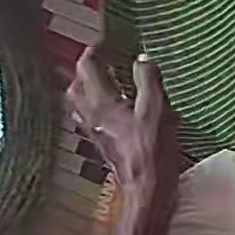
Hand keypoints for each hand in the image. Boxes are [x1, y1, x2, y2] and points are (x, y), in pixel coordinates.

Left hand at [68, 48, 184, 204]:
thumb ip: (148, 80)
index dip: (97, 49)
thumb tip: (142, 60)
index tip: (110, 43)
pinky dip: (98, 108)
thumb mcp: (157, 110)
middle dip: (88, 69)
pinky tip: (116, 111)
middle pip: (77, 84)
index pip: (87, 65)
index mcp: (102, 102)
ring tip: (110, 83)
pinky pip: (91, 119)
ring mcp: (95, 133)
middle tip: (107, 62)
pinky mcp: (103, 146)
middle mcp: (92, 116)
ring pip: (81, 103)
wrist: (146, 191)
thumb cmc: (152, 153)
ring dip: (90, 89)